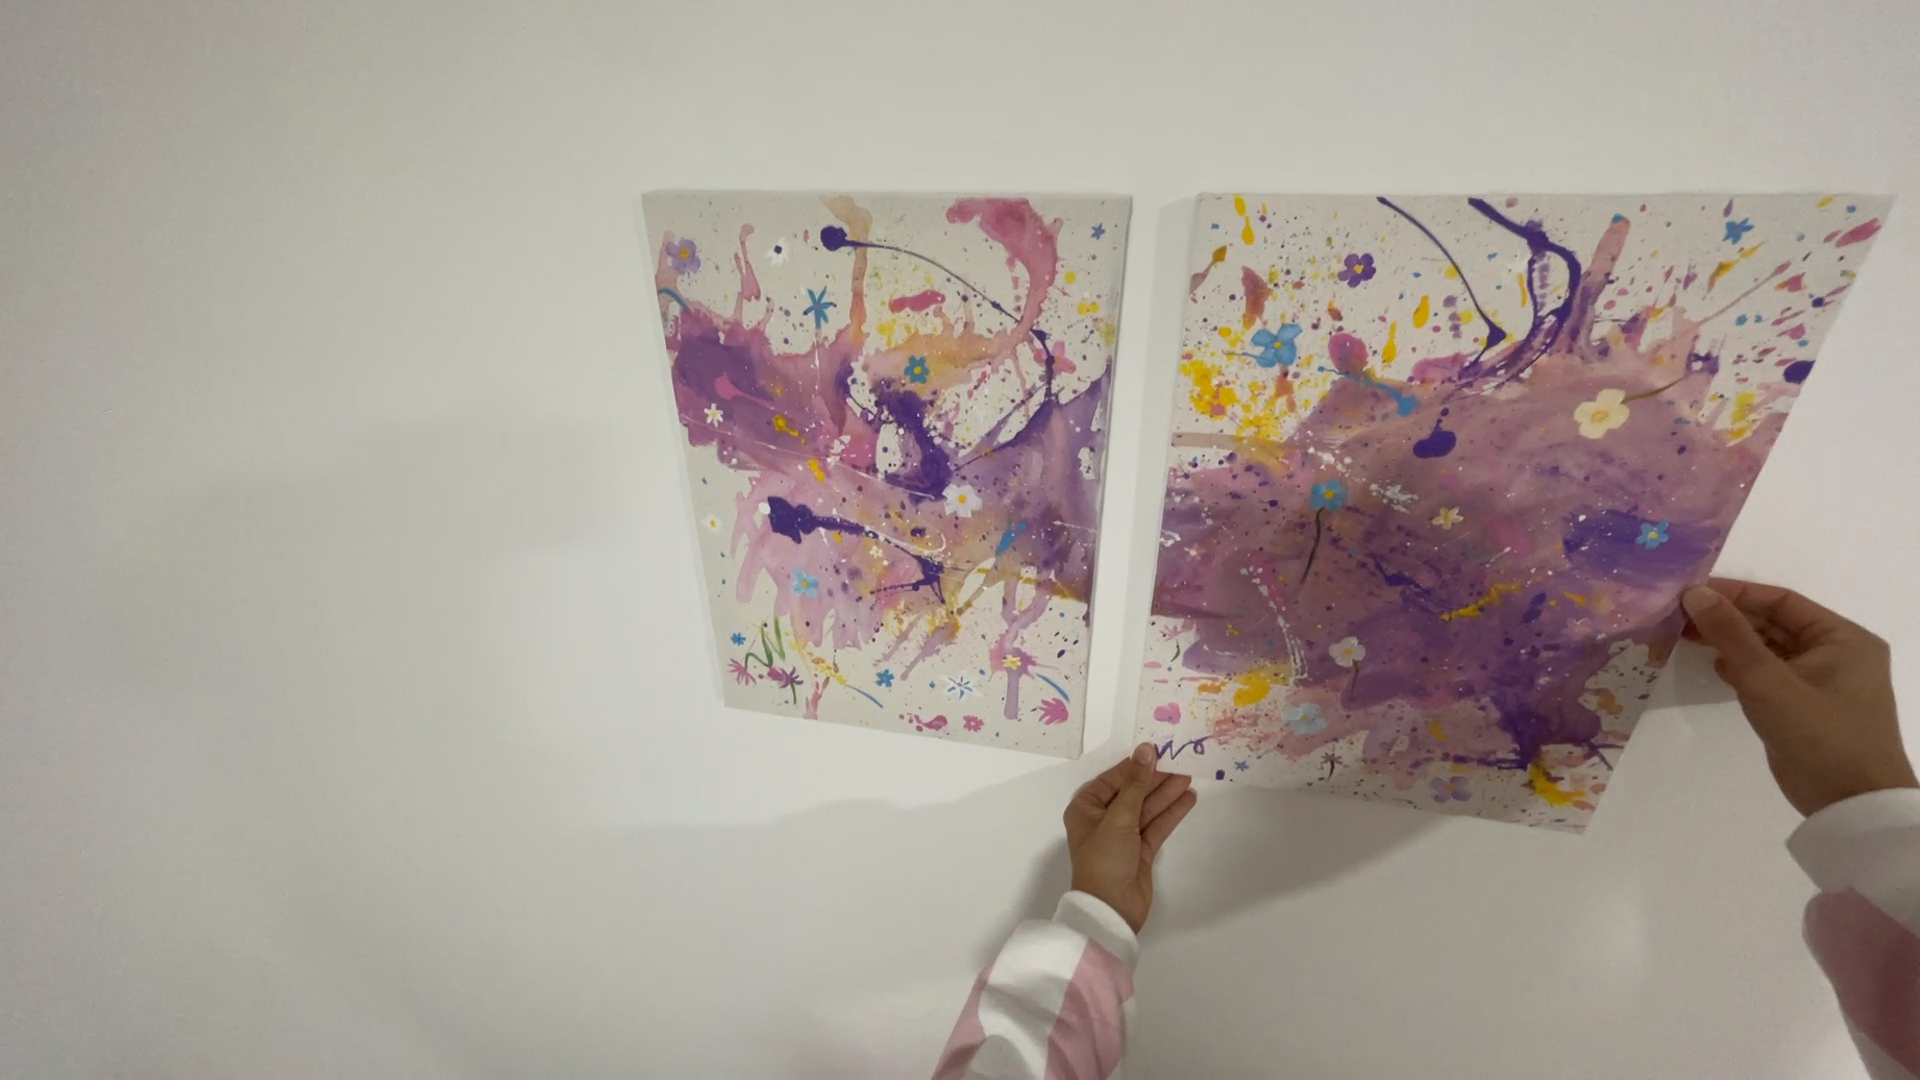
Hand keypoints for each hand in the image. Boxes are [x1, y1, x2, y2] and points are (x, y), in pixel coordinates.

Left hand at [1063, 743, 1198, 932]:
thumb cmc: (1105, 858)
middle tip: (1179, 761)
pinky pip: (1156, 826)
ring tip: (1189, 775)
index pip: (1113, 779)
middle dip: (1155, 779)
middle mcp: (1103, 819)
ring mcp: (1123, 836)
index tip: (1156, 750)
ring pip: (1147, 808)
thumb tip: (1145, 750)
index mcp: (1086, 808)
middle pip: (1132, 792)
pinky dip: (1171, 813)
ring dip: (1166, 794)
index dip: (1135, 765)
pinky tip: (1188, 799)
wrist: (1111, 910)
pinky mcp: (1140, 851)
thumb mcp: (1119, 817)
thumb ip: (1135, 784)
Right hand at [1681, 577, 1915, 816]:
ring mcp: (1817, 677)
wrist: (1846, 797)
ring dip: (1725, 639)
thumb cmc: (1816, 729)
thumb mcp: (1765, 676)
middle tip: (1673, 613)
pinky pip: (1762, 667)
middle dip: (1724, 616)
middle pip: (1770, 621)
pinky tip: (1708, 663)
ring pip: (1763, 645)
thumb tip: (1695, 593)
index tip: (1685, 592)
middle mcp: (1834, 652)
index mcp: (1842, 639)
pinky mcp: (1798, 699)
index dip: (1733, 593)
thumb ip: (1729, 632)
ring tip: (1680, 634)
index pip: (1780, 601)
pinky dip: (1734, 662)